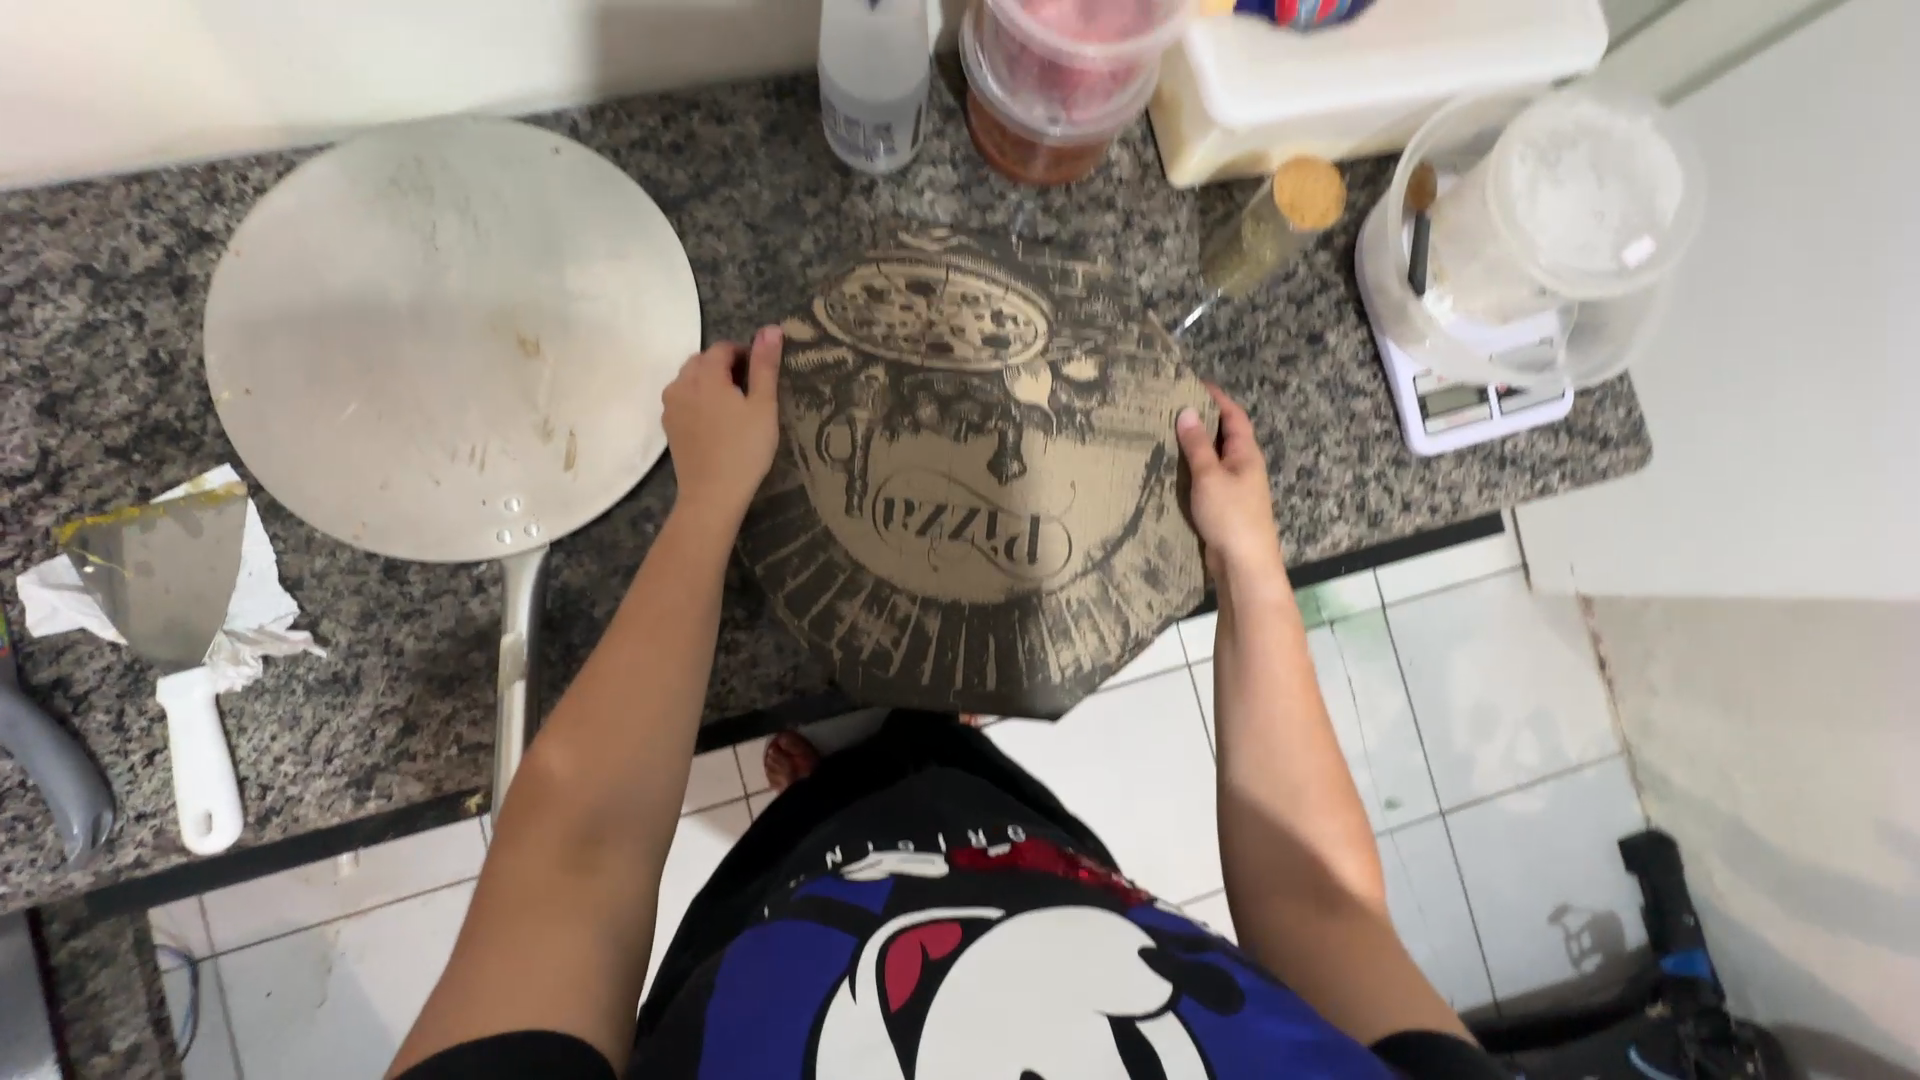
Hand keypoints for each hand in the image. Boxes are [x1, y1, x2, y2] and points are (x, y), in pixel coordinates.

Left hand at [662, 326, 781, 529]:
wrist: (713, 493)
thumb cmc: (745, 449)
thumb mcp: (763, 406)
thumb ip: (765, 366)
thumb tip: (771, 328)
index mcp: (706, 375)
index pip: (722, 348)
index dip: (744, 353)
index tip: (761, 372)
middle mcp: (681, 383)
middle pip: (702, 361)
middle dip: (724, 366)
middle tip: (749, 390)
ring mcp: (670, 405)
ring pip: (689, 379)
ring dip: (709, 382)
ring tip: (732, 405)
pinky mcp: (669, 425)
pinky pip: (682, 399)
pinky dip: (698, 400)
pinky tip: (715, 422)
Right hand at [1175, 384, 1286, 586]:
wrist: (1244, 563)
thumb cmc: (1230, 515)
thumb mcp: (1209, 476)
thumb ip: (1197, 445)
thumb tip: (1186, 411)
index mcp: (1246, 453)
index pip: (1234, 415)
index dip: (1217, 398)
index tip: (1194, 384)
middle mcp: (1244, 466)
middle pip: (1226, 434)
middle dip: (1204, 419)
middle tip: (1174, 407)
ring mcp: (1237, 487)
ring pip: (1216, 457)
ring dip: (1197, 445)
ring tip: (1168, 435)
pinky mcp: (1226, 506)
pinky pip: (1209, 478)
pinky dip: (1194, 468)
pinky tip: (1175, 471)